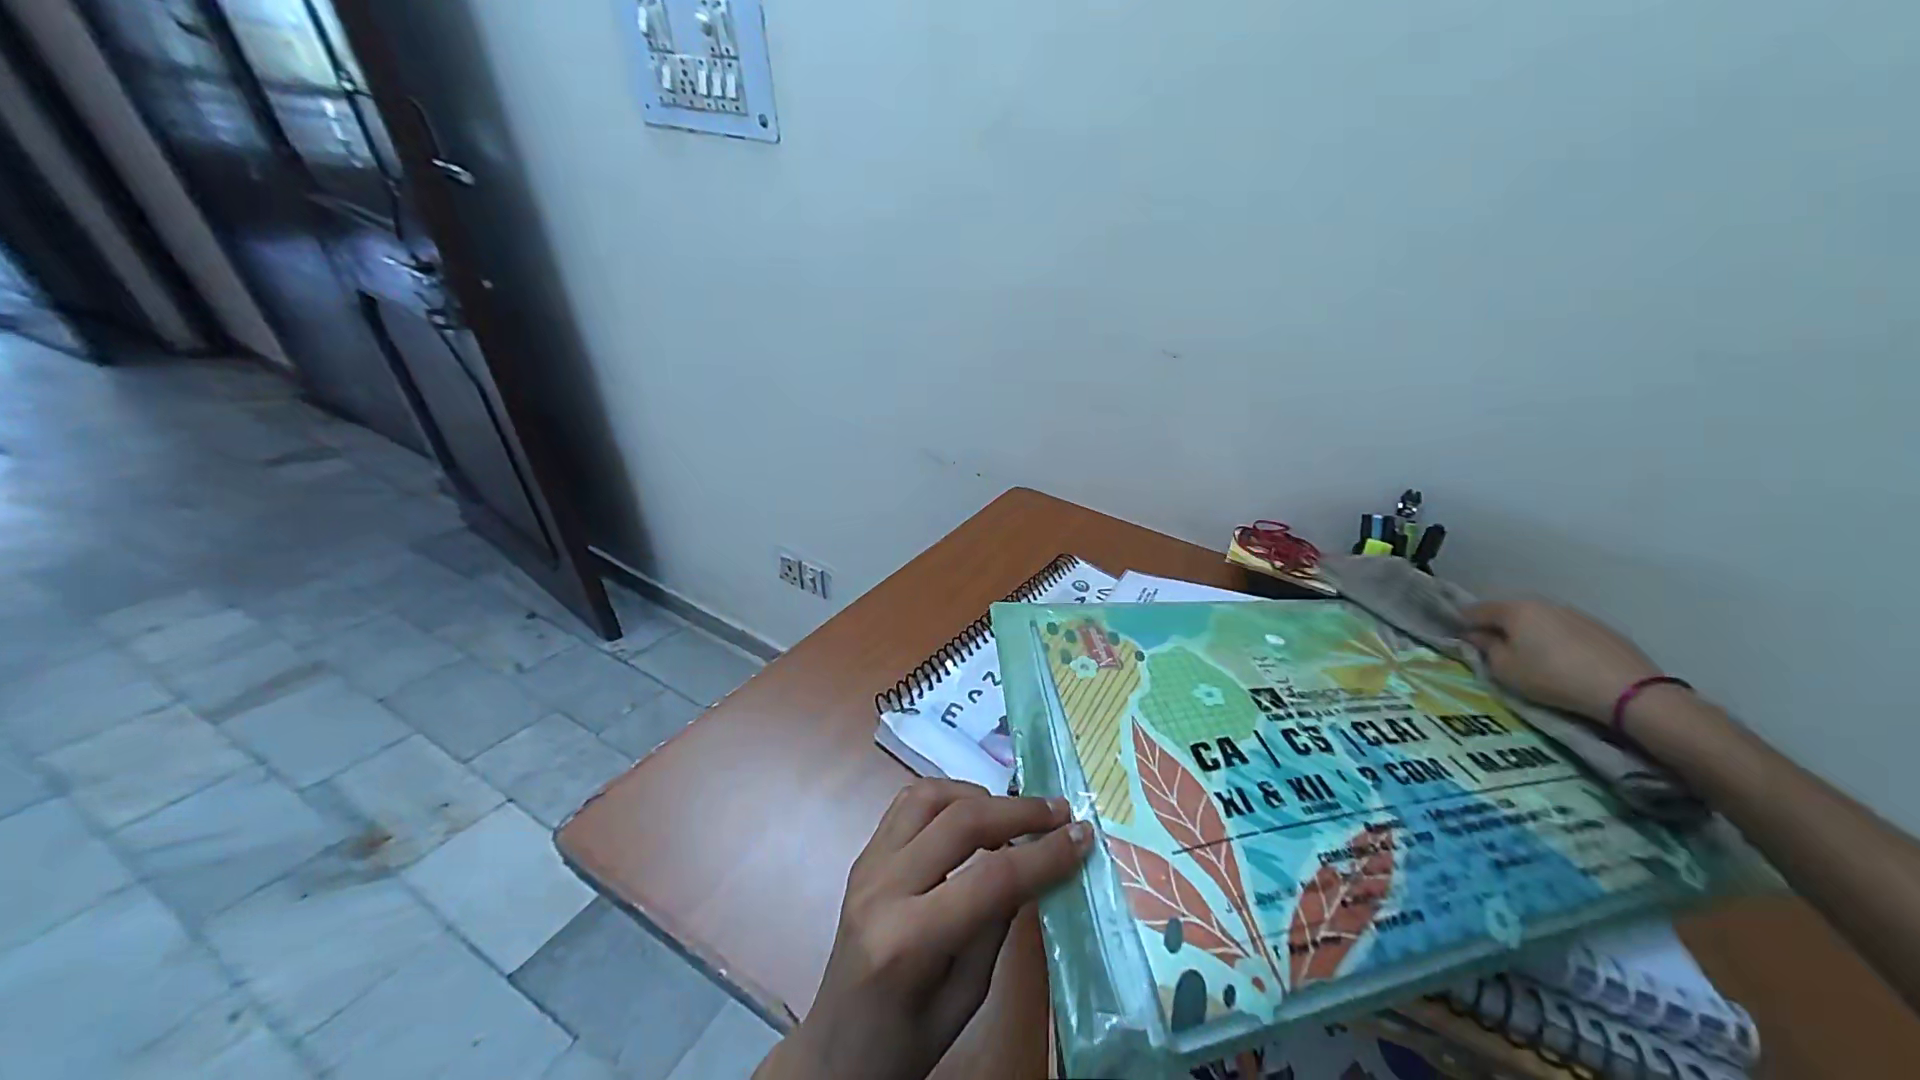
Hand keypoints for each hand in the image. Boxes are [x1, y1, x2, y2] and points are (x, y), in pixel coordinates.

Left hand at [755, 780, 1092, 1079]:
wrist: (836, 1046)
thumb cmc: (908, 1038)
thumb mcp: (968, 994)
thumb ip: (999, 921)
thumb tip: (1036, 864)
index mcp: (909, 939)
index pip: (991, 878)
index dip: (1044, 854)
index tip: (1082, 836)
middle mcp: (882, 888)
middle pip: (959, 822)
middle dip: (1018, 811)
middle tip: (1060, 813)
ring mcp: (866, 865)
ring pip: (928, 796)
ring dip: (979, 795)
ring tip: (1015, 812)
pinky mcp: (862, 856)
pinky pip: (907, 805)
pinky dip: (948, 797)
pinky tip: (973, 812)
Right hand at [1462, 599, 1664, 723]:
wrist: (1627, 690)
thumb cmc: (1551, 677)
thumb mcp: (1505, 669)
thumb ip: (1485, 648)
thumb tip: (1475, 636)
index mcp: (1515, 609)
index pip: (1476, 610)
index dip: (1463, 623)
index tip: (1460, 639)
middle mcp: (1544, 603)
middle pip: (1510, 612)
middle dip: (1498, 627)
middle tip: (1494, 650)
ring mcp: (1575, 613)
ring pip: (1539, 620)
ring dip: (1529, 633)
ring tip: (1531, 657)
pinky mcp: (1601, 628)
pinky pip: (1565, 630)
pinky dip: (1556, 640)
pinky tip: (1562, 661)